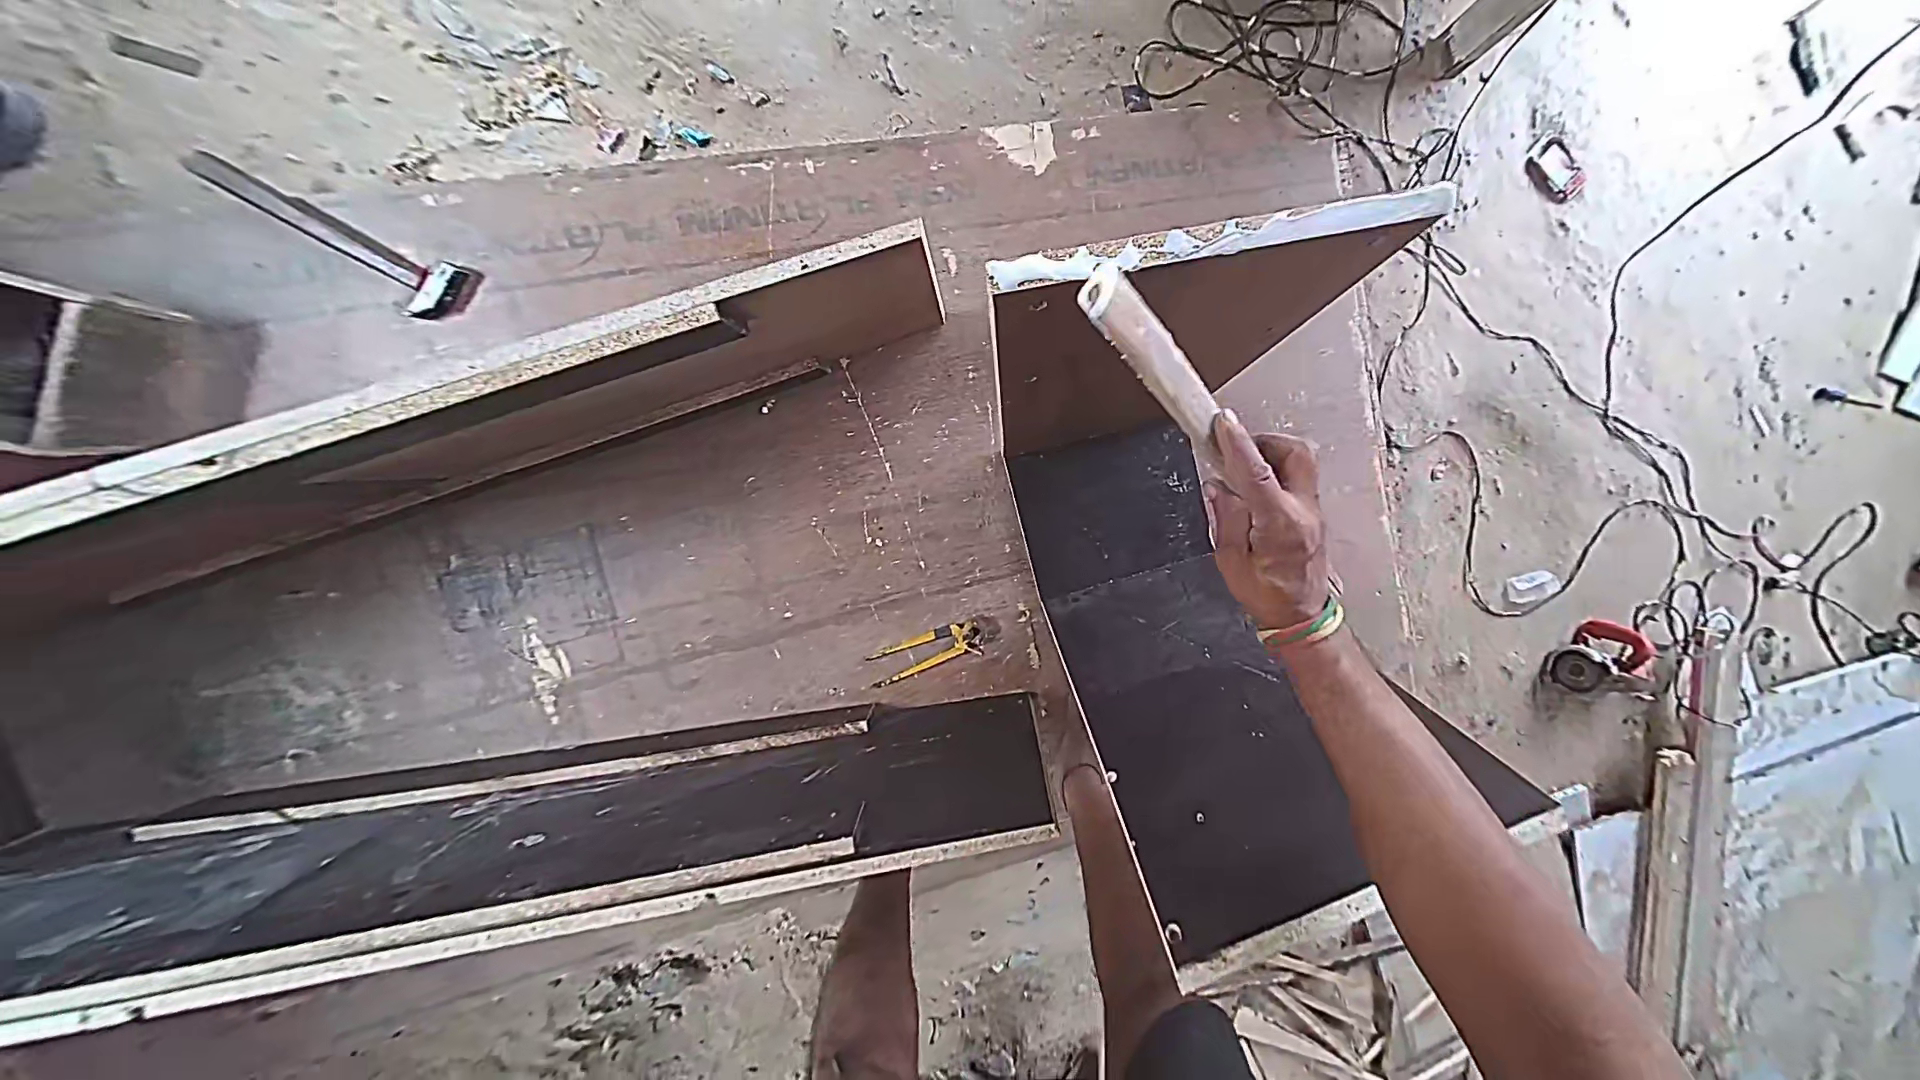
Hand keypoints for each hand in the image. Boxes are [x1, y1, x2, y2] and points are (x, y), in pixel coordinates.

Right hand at [1202, 411, 1331, 630]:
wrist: (1301, 618)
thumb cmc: (1267, 596)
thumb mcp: (1231, 561)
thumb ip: (1226, 518)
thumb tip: (1217, 486)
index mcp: (1280, 525)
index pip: (1257, 473)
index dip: (1237, 444)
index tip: (1224, 424)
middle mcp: (1303, 512)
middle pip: (1294, 453)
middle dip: (1263, 441)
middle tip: (1235, 448)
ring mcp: (1314, 511)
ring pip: (1301, 461)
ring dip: (1271, 455)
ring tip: (1243, 469)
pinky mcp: (1313, 513)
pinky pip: (1297, 478)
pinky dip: (1275, 472)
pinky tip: (1255, 487)